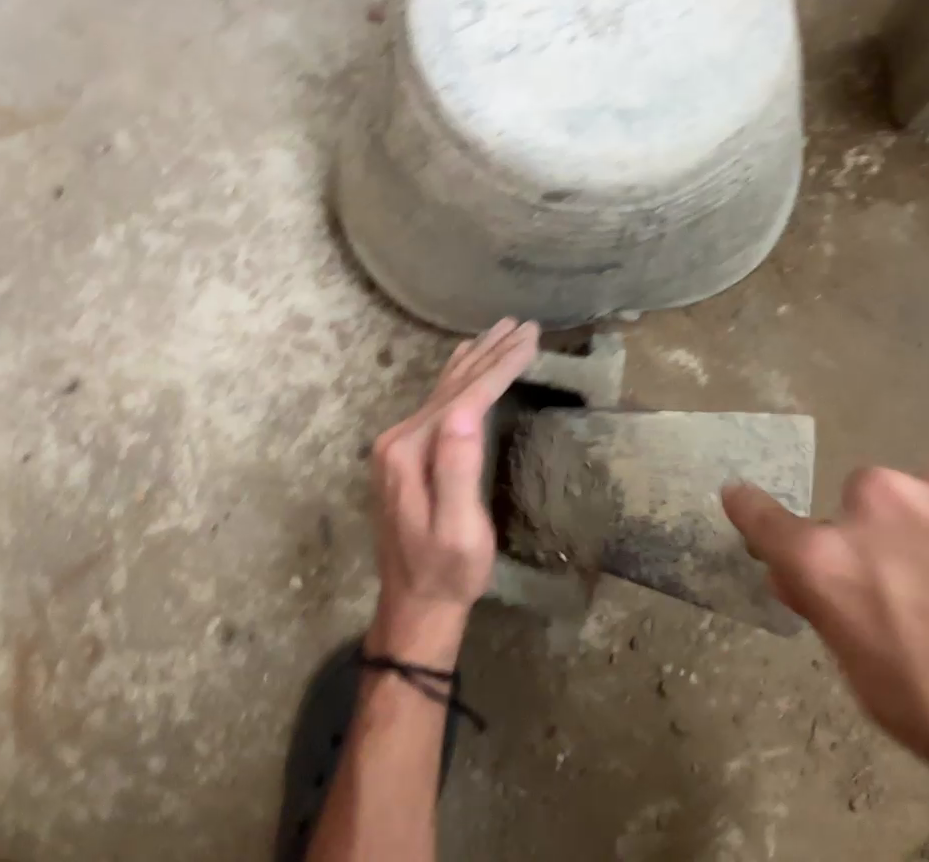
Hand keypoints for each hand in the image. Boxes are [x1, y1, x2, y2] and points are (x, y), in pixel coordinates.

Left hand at [367, 319, 539, 666]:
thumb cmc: (447, 573)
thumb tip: (465, 413)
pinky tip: (464, 363)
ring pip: (443, 390)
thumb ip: (457, 470)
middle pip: (453, 385)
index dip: (499, 367)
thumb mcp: (458, 531)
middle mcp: (398, 440)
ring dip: (475, 359)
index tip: (531, 338)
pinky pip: (437, 403)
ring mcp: (398, 446)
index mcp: (412, 452)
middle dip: (490, 353)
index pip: (464, 397)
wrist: (414, 604)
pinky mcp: (404, 454)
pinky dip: (458, 378)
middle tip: (523, 324)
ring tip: (499, 331)